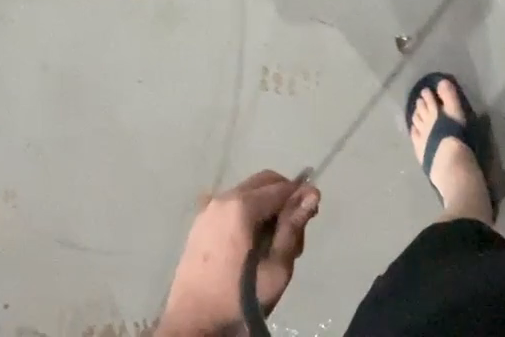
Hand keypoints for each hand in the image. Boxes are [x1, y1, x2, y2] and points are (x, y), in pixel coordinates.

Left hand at [156, 170, 320, 336]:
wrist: (192, 323)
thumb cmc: (239, 297)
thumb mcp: (276, 269)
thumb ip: (293, 228)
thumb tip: (312, 193)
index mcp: (242, 206)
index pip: (282, 187)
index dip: (301, 197)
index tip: (312, 218)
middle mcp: (224, 197)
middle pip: (264, 182)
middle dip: (284, 198)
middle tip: (293, 231)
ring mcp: (208, 209)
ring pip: (248, 192)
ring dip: (266, 206)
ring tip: (272, 243)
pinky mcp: (200, 222)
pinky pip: (231, 205)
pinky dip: (247, 213)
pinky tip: (250, 244)